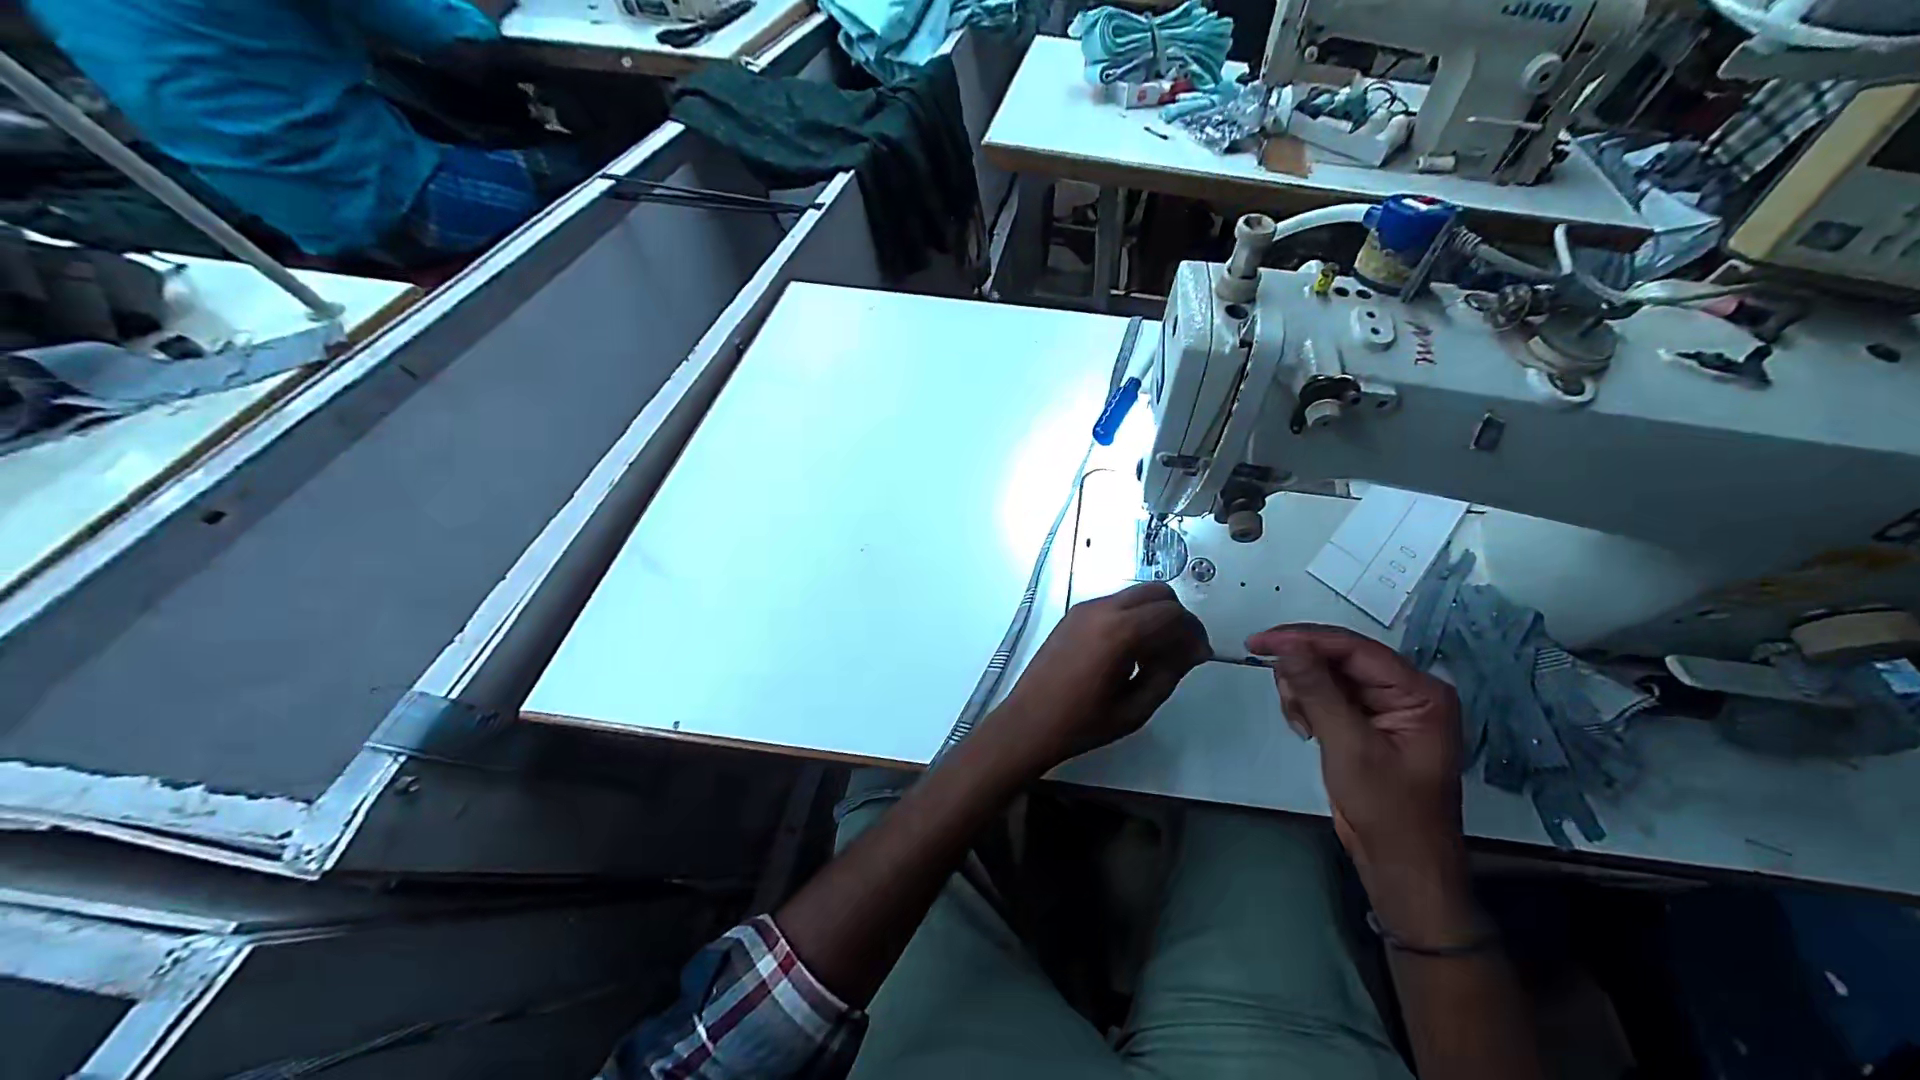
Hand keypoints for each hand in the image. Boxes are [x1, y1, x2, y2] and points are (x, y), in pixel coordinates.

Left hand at [983, 582, 1209, 774]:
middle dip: (1177, 616)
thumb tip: (1191, 652)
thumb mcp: (1134, 709)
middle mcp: (1101, 611)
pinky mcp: (1072, 615)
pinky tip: (1130, 652)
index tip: (1199, 654)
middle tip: (1182, 650)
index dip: (1193, 632)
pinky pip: (1114, 604)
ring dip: (1154, 615)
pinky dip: (1132, 617)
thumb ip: (1168, 674)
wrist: (1028, 723)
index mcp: (1119, 633)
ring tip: (1155, 655)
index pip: (1173, 615)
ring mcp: (1083, 610)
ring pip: (1134, 595)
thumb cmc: (1080, 723)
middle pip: (1156, 593)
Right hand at [1247, 623, 1474, 941]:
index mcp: (1419, 692)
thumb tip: (1286, 647)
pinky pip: (1328, 695)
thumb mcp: (1349, 746)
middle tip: (1285, 700)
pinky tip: (1307, 730)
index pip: (1353, 647)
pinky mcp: (1368, 722)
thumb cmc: (1387, 810)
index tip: (1258, 642)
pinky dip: (1308, 705)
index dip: (1303, 640)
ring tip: (1301, 725)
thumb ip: (1317, 691)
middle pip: (1338, 657)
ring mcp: (1388, 707)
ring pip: (1327, 674)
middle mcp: (1406, 691)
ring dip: (1303, 692)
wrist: (1401, 864)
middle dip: (1303, 673)